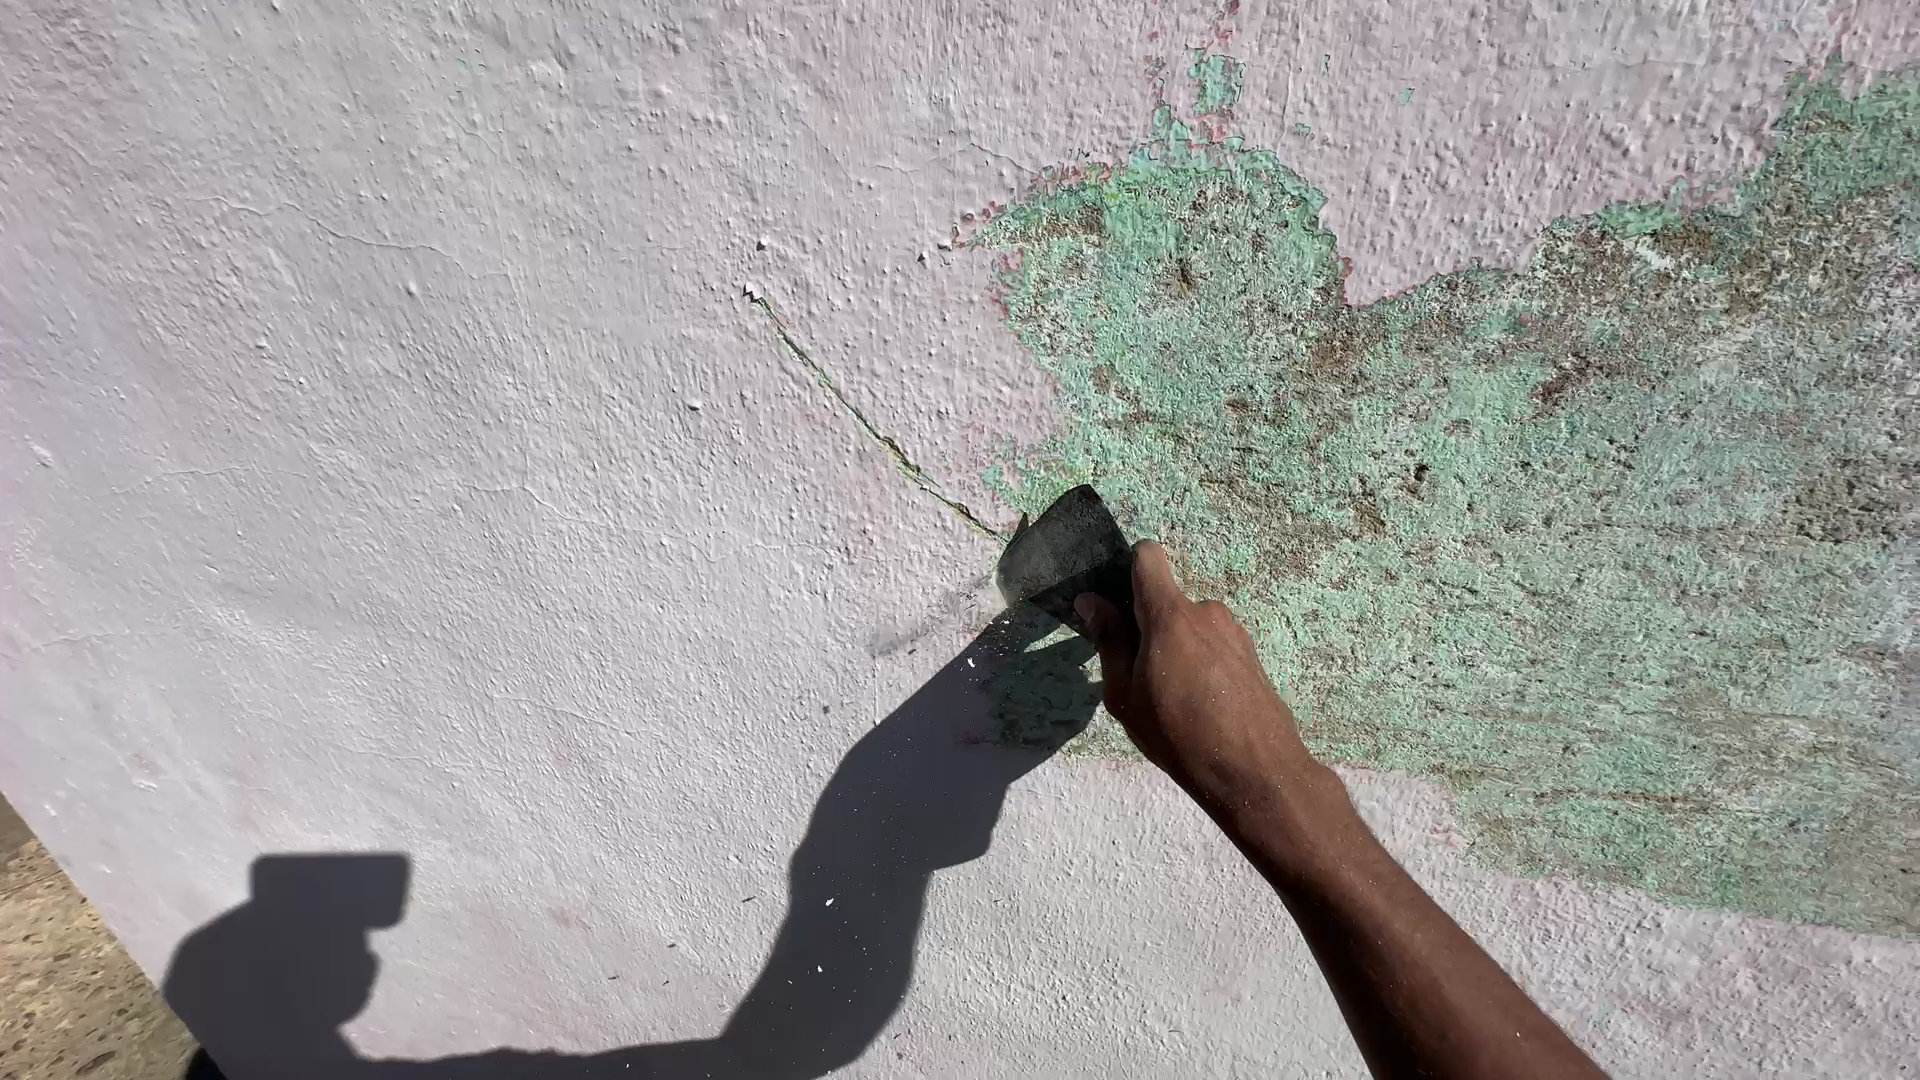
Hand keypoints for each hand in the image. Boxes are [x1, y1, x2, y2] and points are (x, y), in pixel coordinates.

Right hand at [1075, 542, 1326, 813]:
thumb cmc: (1178, 733)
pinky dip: (1200, 662)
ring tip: (1172, 697)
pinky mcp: (1251, 655)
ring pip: (1190, 626)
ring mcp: (1234, 632)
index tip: (1118, 605)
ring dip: (1176, 647)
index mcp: (1170, 615)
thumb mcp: (1125, 694)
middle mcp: (1206, 611)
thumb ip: (1109, 640)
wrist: (1257, 773)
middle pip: (1166, 601)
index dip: (1129, 569)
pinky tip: (1200, 705)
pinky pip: (1212, 644)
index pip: (1148, 557)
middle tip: (1140, 674)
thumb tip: (1091, 600)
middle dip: (1148, 626)